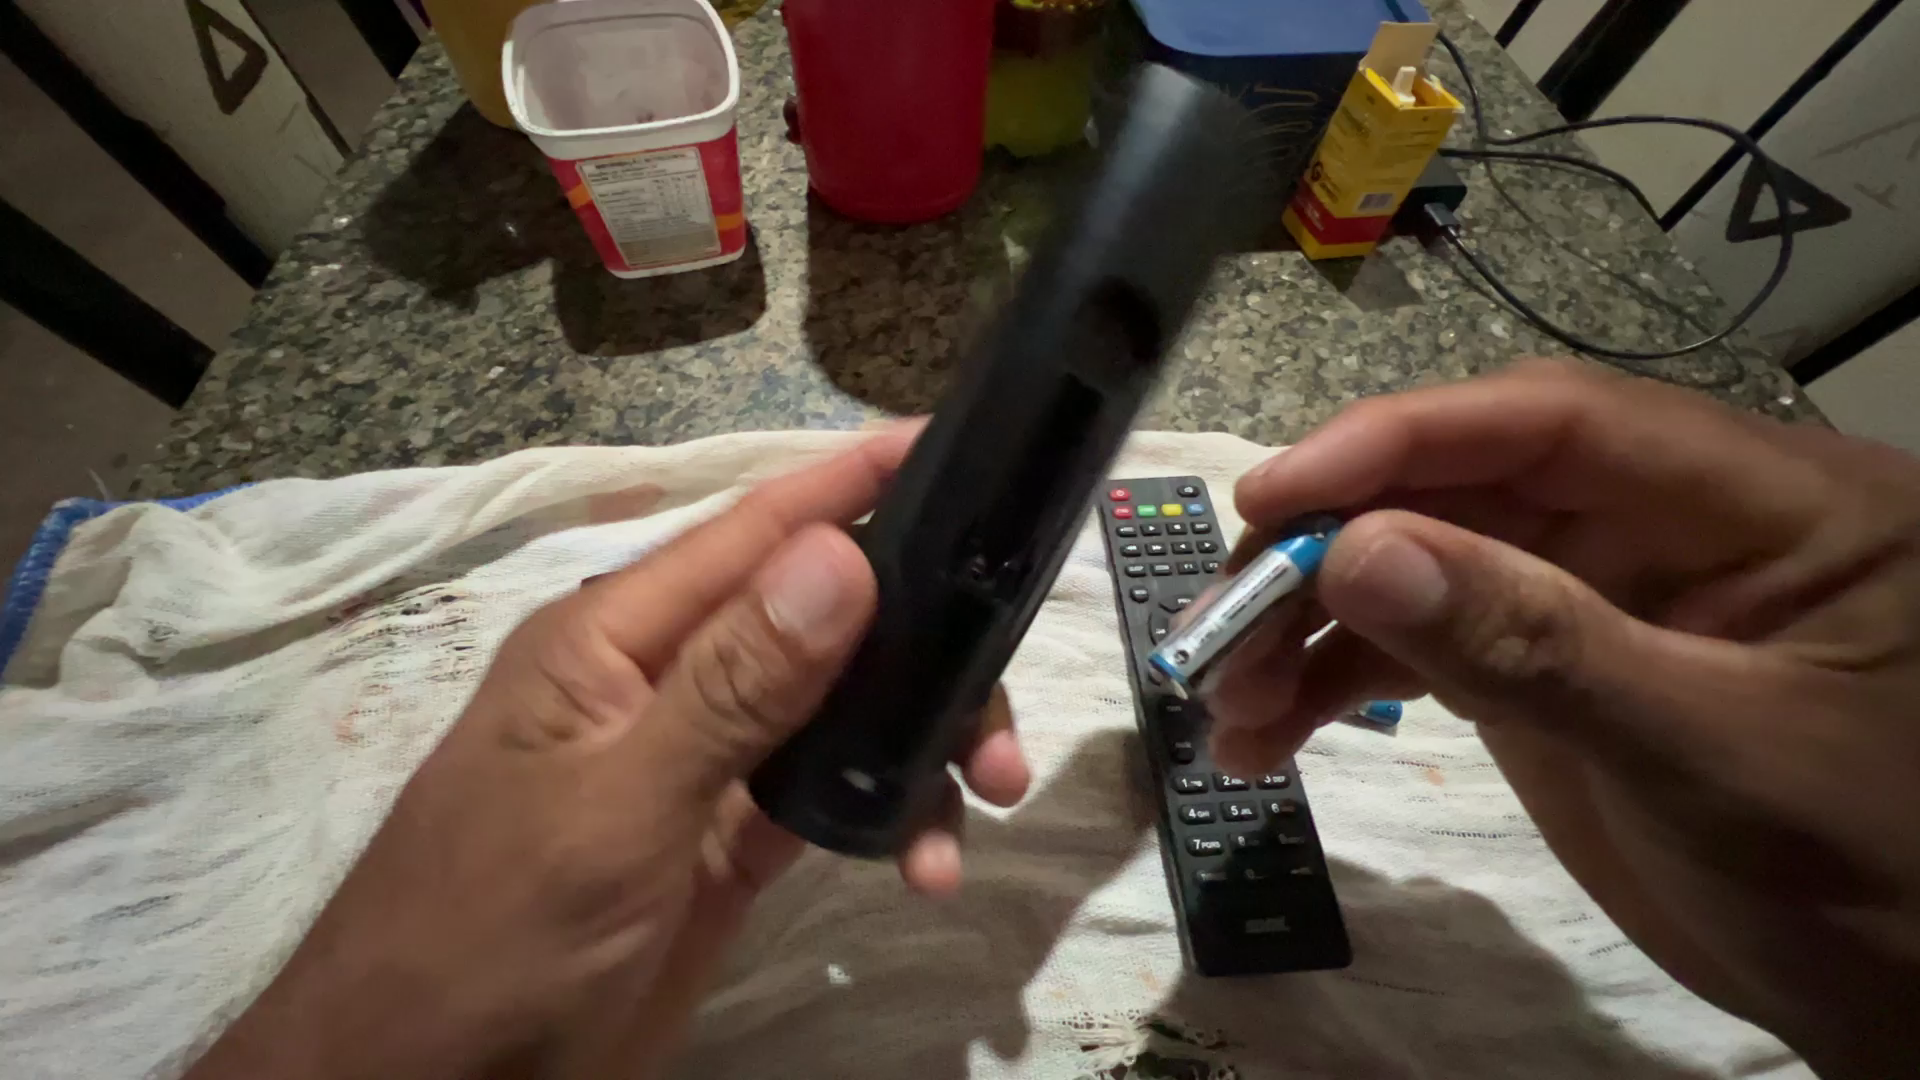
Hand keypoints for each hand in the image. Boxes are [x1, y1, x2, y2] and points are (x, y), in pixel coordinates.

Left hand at [185, 427, 1029, 1079]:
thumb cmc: (493, 940)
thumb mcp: (618, 809)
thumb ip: (733, 687)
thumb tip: (841, 559)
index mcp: (624, 632)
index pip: (754, 529)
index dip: (846, 480)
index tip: (936, 441)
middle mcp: (679, 670)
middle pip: (827, 617)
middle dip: (923, 642)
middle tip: (1001, 689)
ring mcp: (718, 748)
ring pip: (848, 701)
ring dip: (926, 736)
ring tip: (994, 788)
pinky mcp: (745, 821)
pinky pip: (840, 786)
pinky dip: (894, 810)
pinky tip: (927, 860)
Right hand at [1208, 361, 1919, 1077]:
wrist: (1905, 1014)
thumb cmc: (1884, 891)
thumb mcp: (1710, 763)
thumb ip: (1534, 648)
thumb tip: (1354, 556)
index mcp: (1747, 499)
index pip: (1541, 423)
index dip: (1392, 441)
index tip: (1267, 497)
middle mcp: (1636, 523)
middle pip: (1433, 499)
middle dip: (1310, 563)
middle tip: (1219, 630)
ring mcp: (1561, 591)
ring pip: (1390, 574)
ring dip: (1294, 637)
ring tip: (1227, 707)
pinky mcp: (1509, 658)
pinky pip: (1392, 649)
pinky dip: (1316, 689)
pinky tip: (1262, 741)